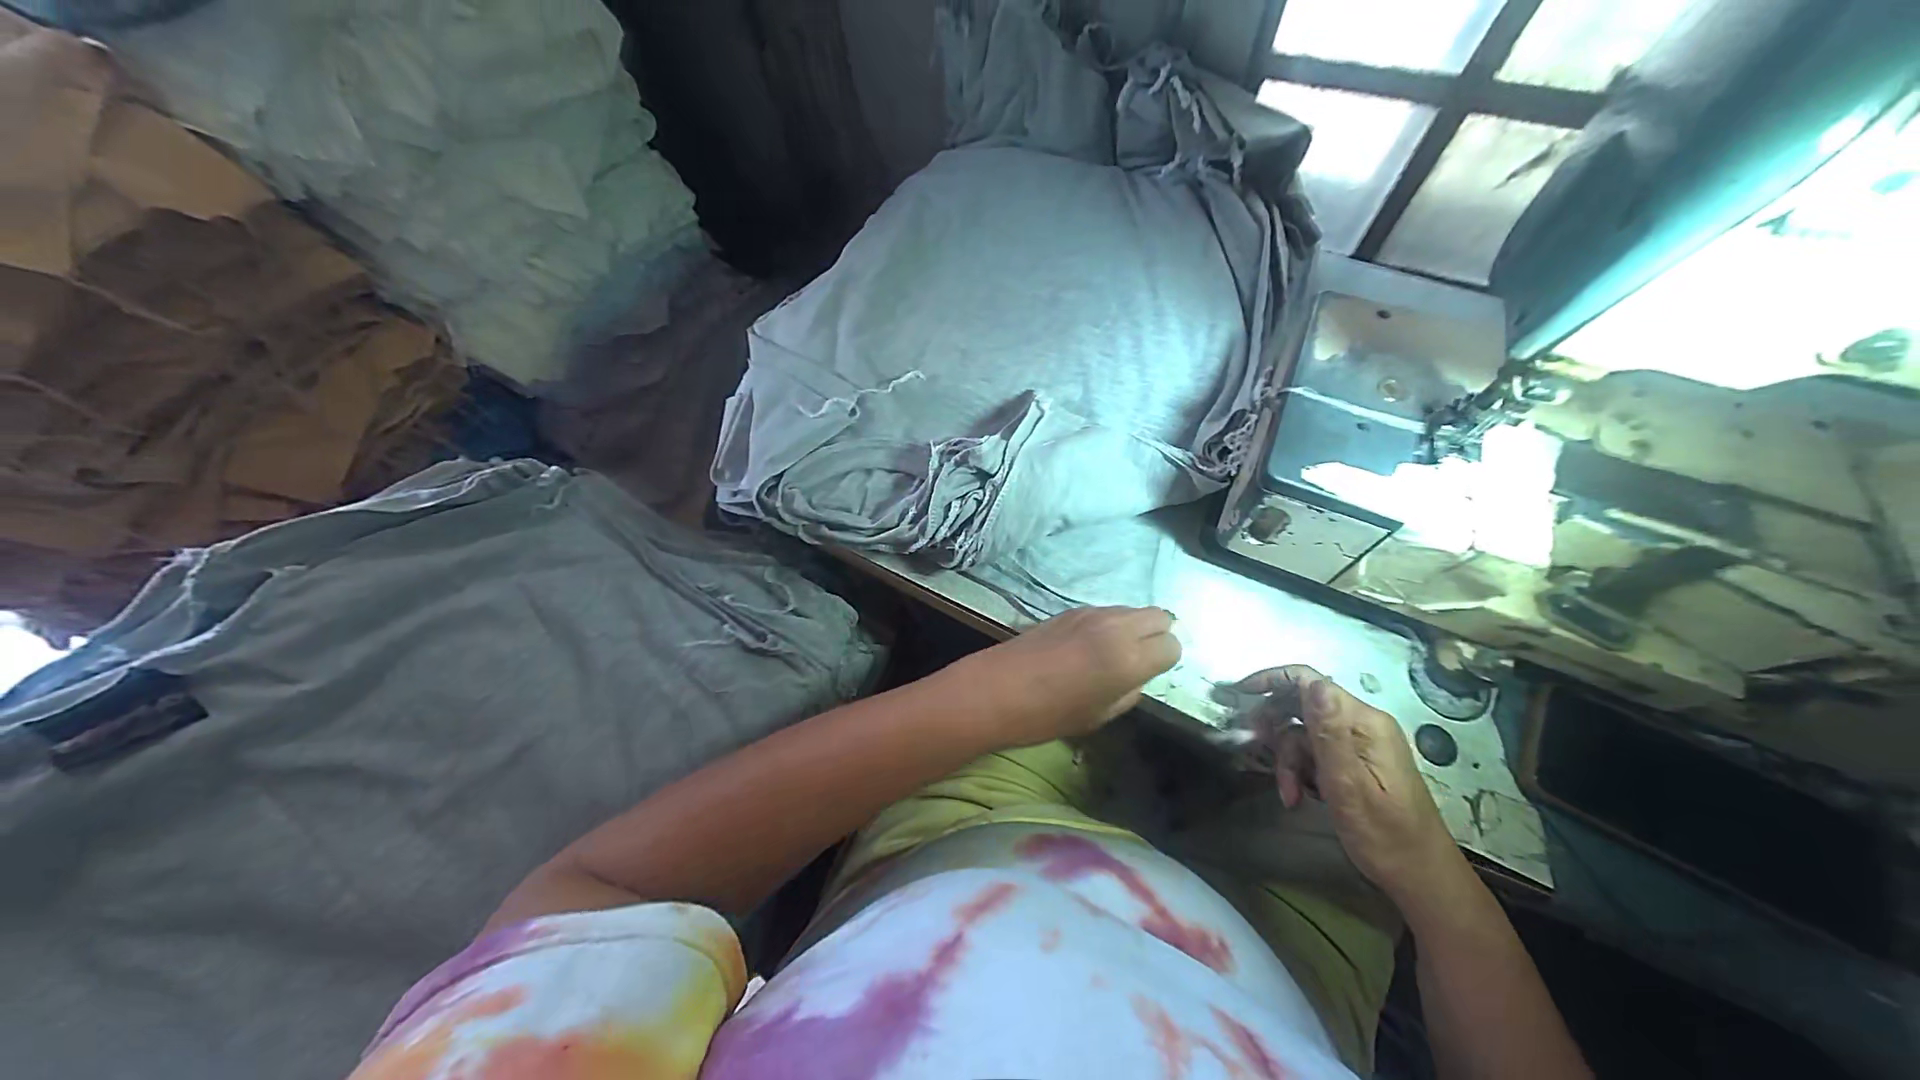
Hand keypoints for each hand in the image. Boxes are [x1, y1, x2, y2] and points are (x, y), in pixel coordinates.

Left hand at [949, 606, 1181, 745]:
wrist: (995, 689)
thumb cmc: (1048, 714)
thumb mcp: (1100, 715)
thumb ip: (1130, 691)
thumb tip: (1138, 676)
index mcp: (1129, 656)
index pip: (1172, 645)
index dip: (1164, 661)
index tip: (1149, 674)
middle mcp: (1116, 626)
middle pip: (1159, 616)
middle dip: (1156, 636)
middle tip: (1139, 660)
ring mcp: (1091, 613)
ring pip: (1132, 610)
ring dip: (1132, 628)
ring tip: (1111, 654)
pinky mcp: (1069, 609)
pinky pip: (1106, 611)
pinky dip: (1108, 625)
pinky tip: (1087, 647)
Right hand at [1237, 665, 1470, 905]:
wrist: (1420, 877)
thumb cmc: (1384, 835)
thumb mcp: (1349, 785)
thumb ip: (1329, 733)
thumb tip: (1314, 684)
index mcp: (1364, 723)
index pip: (1311, 681)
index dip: (1272, 680)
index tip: (1239, 694)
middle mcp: (1363, 725)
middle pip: (1302, 706)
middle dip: (1276, 729)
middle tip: (1256, 749)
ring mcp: (1360, 744)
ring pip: (1304, 734)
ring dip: (1289, 760)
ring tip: (1289, 794)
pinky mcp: (1356, 762)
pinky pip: (1316, 753)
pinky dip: (1301, 772)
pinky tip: (1300, 796)